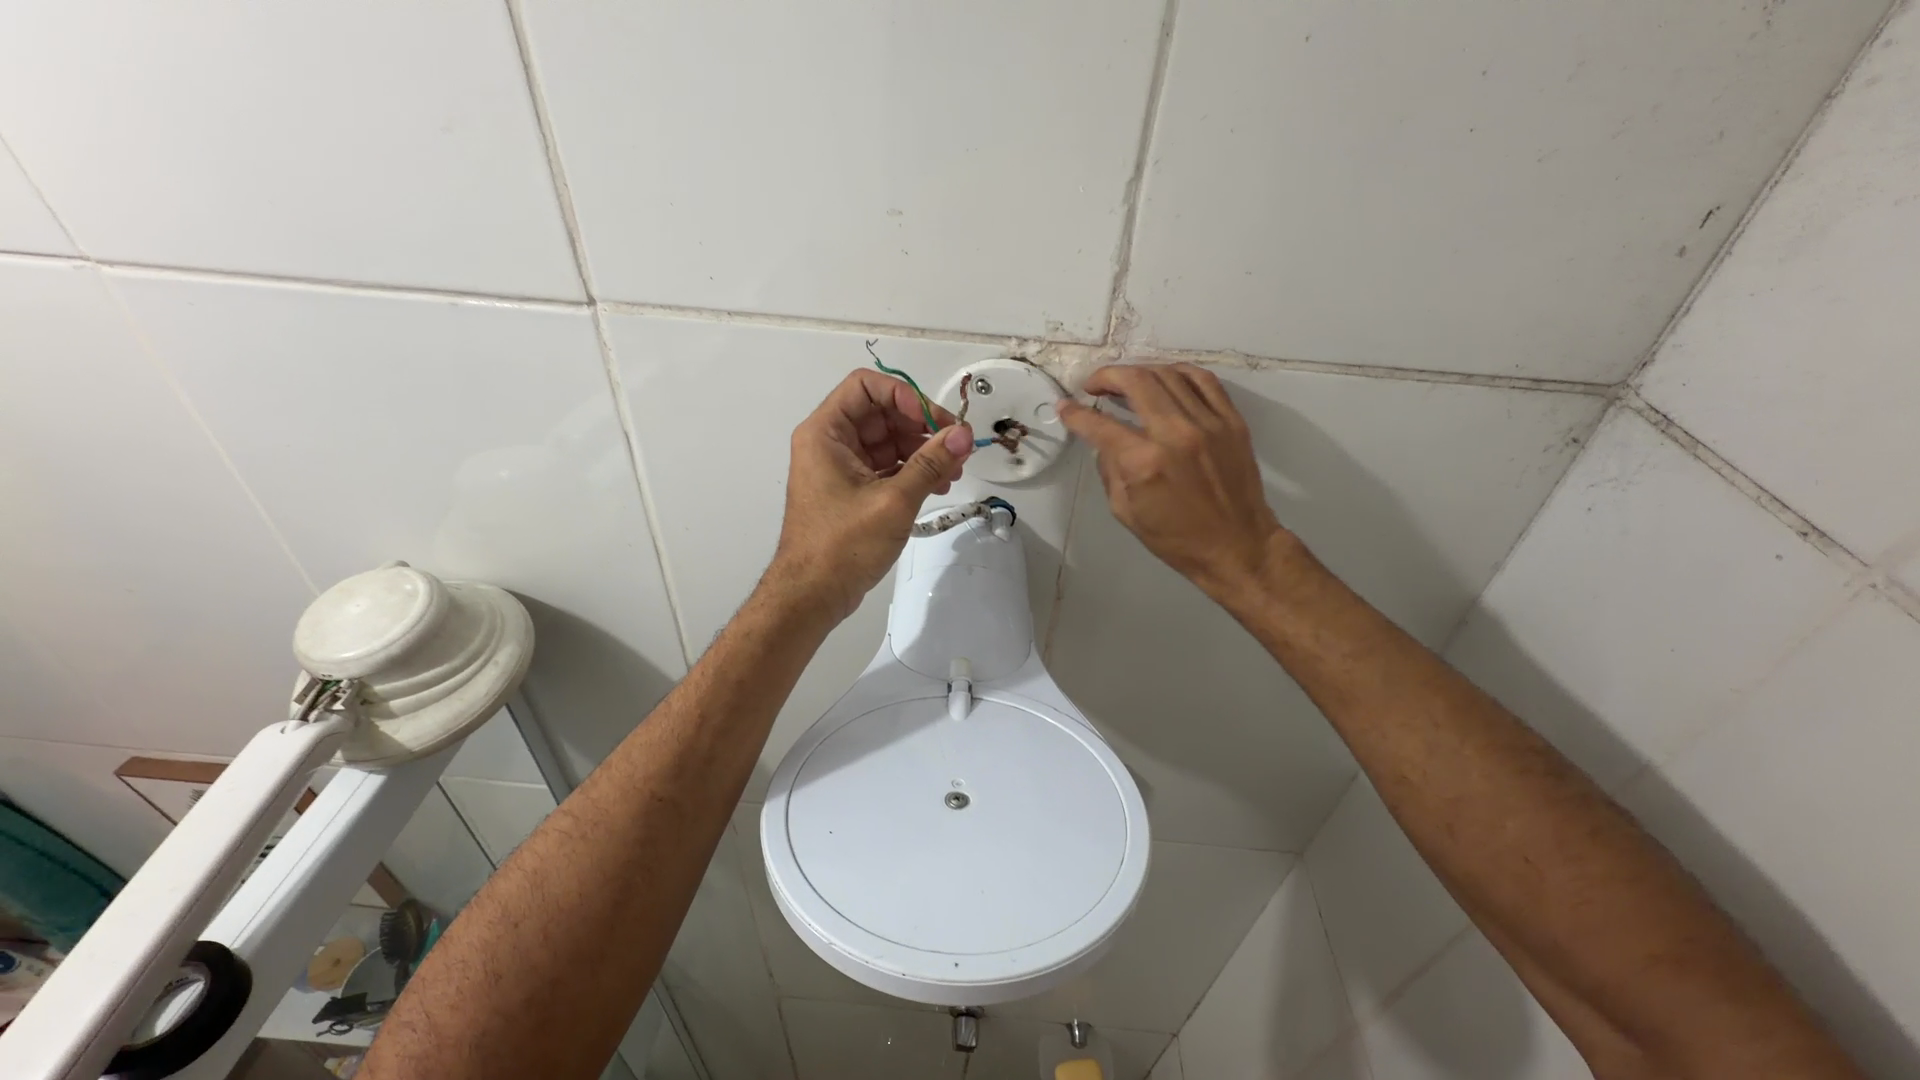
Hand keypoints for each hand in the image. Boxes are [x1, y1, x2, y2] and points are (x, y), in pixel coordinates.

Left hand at [767, 369, 975, 619]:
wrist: (811, 595)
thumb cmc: (843, 545)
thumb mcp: (894, 501)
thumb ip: (931, 463)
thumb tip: (963, 434)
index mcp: (826, 433)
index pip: (867, 386)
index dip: (904, 396)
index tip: (935, 423)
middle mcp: (830, 442)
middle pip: (881, 413)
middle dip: (921, 426)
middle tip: (956, 448)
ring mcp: (840, 467)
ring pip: (887, 440)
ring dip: (922, 450)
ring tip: (954, 471)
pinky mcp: (851, 490)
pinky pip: (885, 466)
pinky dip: (912, 470)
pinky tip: (939, 484)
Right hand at [1058, 364, 1284, 597]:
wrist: (1237, 546)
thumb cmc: (1176, 538)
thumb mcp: (1125, 511)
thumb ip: (1110, 468)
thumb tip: (1103, 439)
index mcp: (1145, 462)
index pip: (1100, 424)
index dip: (1075, 413)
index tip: (1065, 407)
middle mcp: (1176, 433)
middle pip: (1135, 382)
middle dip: (1106, 377)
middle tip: (1094, 386)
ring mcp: (1208, 423)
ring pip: (1167, 374)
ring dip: (1139, 372)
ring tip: (1126, 382)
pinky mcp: (1232, 421)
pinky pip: (1203, 380)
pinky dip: (1178, 373)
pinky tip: (1164, 379)